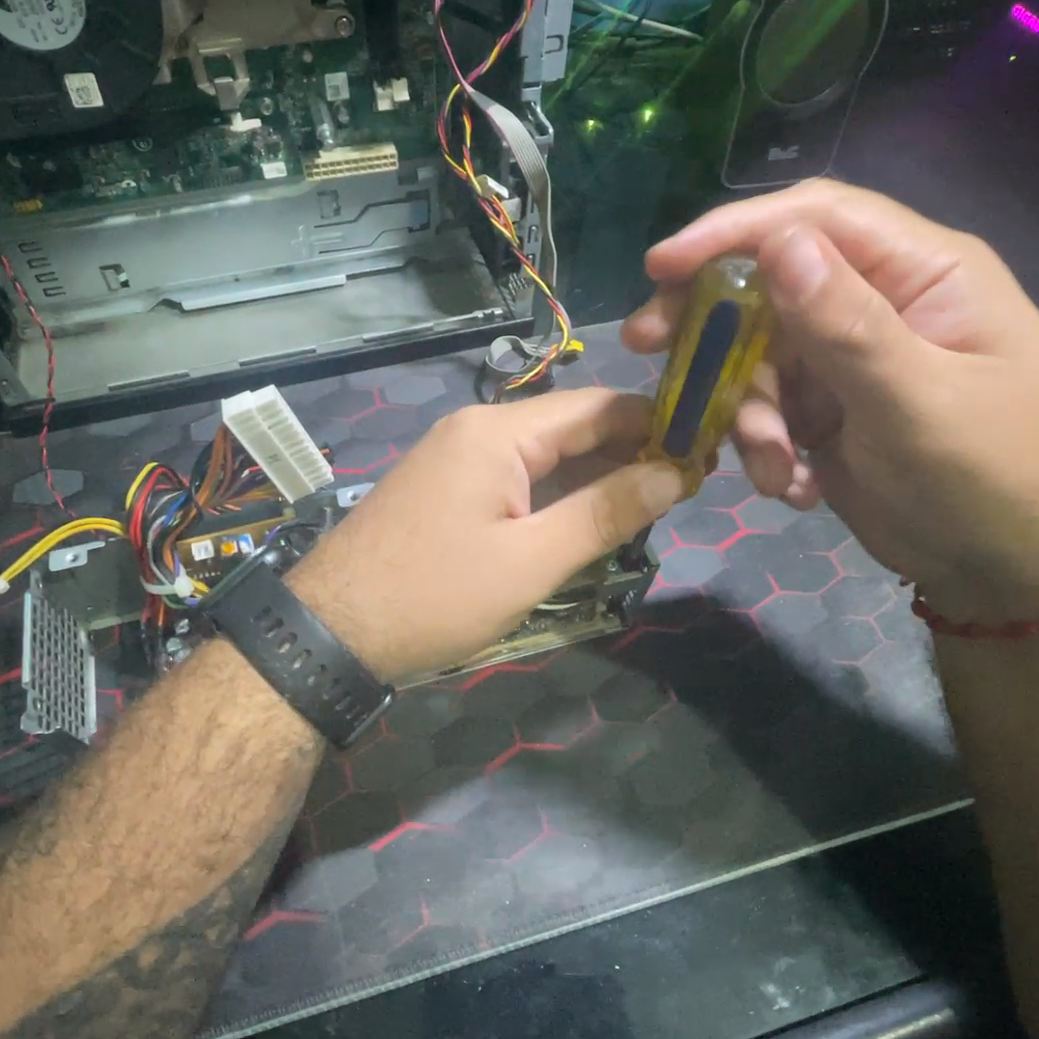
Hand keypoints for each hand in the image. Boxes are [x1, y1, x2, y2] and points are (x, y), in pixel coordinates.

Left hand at [287, 388, 683, 681]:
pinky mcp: (446, 489)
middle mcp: (477, 430)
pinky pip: (516, 479)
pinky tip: (588, 522)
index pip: (599, 408)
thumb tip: (675, 472)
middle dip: (630, 454)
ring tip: (652, 509)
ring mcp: (456, 459)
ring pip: (545, 457)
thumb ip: (605, 512)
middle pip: (572, 429)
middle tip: (688, 489)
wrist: (331, 630)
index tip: (708, 451)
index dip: (658, 425)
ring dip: (595, 479)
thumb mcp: (530, 561)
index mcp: (499, 432)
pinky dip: (556, 496)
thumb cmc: (434, 596)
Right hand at [622, 179, 1038, 622]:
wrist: (1012, 576)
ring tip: (775, 466)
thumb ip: (847, 323)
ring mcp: (848, 361)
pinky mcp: (827, 412)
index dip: (733, 232)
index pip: (816, 219)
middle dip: (709, 321)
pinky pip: (767, 410)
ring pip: (758, 358)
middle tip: (647, 344)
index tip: (659, 266)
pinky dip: (766, 448)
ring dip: (748, 413)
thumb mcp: (917, 402)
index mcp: (923, 273)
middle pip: (769, 285)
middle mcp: (879, 304)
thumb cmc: (992, 479)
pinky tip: (796, 487)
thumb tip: (778, 242)